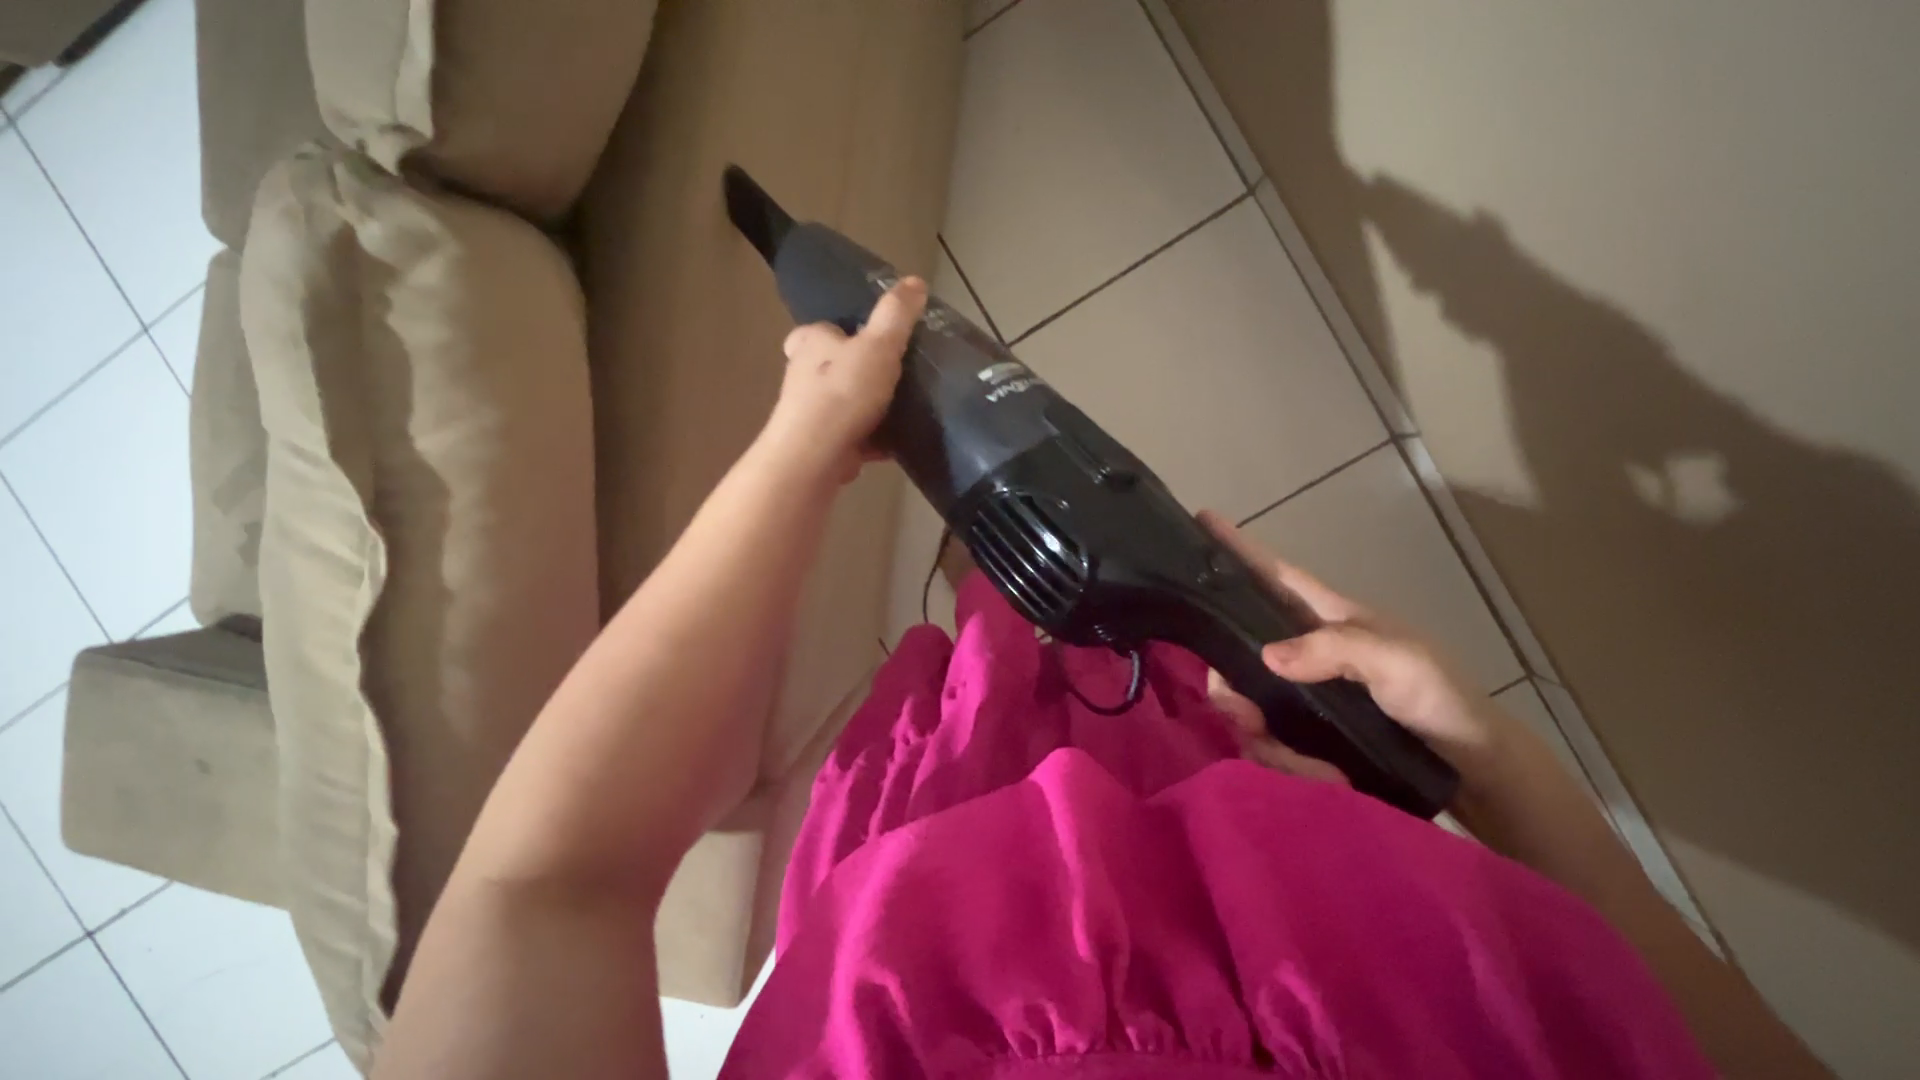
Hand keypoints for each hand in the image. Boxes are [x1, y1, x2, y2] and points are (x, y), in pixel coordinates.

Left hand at [762, 277, 927, 482]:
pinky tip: (897, 444)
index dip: (843, 333)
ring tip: (904, 410)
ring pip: (844, 404)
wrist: (816, 454)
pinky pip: (853, 437)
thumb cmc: (843, 391)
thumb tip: (916, 280)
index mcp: (811, 342)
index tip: (871, 341)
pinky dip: (873, 440)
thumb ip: (896, 314)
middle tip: (896, 376)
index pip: (822, 329)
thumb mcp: (878, 345)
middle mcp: (803, 375)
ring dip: (868, 408)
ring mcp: (810, 413)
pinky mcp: (822, 445)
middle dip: (860, 373)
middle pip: (835, 368)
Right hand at [1197, 511, 1520, 788]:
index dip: (1238, 549)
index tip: (1200, 520)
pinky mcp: (1305, 737)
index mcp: (1328, 619)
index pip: (1274, 575)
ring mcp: (1301, 697)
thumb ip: (1336, 650)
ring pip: (1245, 703)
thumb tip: (1265, 655)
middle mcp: (1304, 654)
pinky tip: (1321, 775)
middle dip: (1228, 683)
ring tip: (1297, 759)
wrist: (1474, 775)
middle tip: (1241, 713)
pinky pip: (1268, 744)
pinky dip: (1285, 763)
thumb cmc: (1442, 700)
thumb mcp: (1399, 663)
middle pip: (1237, 651)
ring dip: (1260, 735)